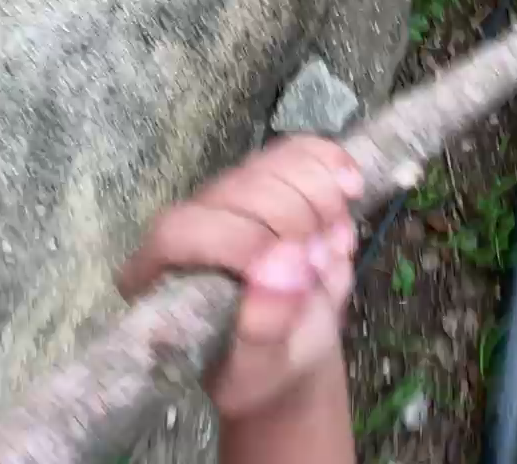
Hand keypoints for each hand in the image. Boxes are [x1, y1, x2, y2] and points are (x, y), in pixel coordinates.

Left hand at [118, 137, 363, 420]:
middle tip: (320, 265)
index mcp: (165, 272)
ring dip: (321, 199)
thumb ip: (262, 330)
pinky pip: (304, 147)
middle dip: (296, 222)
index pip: (183, 232)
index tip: (292, 271)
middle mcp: (197, 219)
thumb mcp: (257, 370)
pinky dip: (334, 163)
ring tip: (331, 247)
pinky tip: (351, 189)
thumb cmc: (263, 362)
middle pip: (242, 189)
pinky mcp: (278, 172)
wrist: (294, 340)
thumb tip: (284, 274)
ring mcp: (238, 190)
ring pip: (278, 162)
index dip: (239, 241)